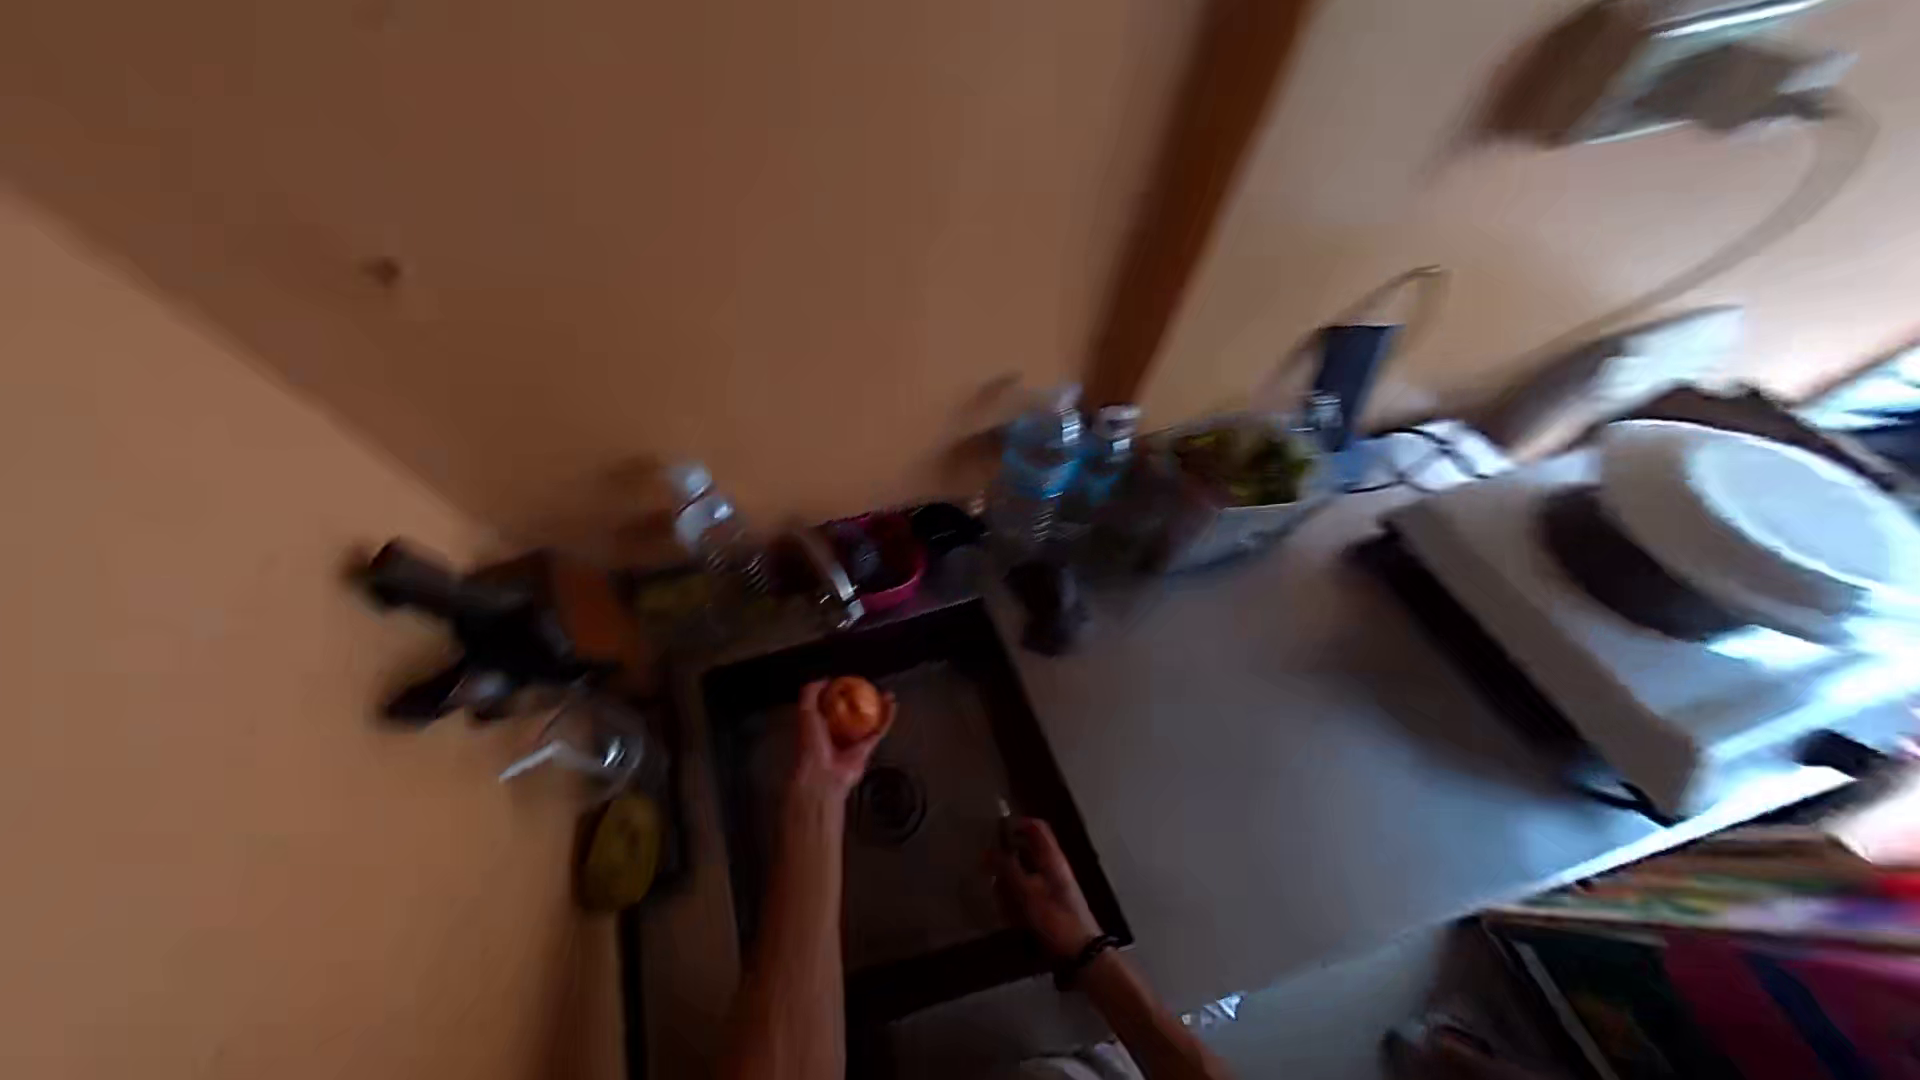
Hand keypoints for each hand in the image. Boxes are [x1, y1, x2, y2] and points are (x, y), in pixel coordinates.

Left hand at [787, 679, 895, 806]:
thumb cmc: (811, 743)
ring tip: (886, 692)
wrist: (823, 774)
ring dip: (879, 706)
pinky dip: (887, 717)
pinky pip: (879, 730)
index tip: (851, 680)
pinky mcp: (868, 749)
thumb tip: (826, 679)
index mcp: (822, 723)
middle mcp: (839, 731)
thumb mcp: (805, 712)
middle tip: (871, 686)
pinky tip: (892, 704)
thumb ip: (810, 693)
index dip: (843, 692)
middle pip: (854, 711)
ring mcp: (854, 740)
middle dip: (863, 698)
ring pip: (870, 719)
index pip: (834, 703)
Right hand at [994, 817, 1101, 958]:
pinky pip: (1030, 891)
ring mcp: (1055, 886)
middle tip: (989, 861)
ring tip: (995, 888)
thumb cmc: (1056, 918)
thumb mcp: (1027, 893)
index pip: (1037, 827)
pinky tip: (1006, 909)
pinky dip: (1017, 895)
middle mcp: (1055, 867)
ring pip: (1028, 870)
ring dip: (1011, 877)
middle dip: (1009, 854)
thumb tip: (987, 850)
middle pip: (1030, 849)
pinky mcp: (1053, 903)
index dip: (1018, 823)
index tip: (997, 829)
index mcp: (1052, 858)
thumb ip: (1008, 870)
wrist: (1082, 953)